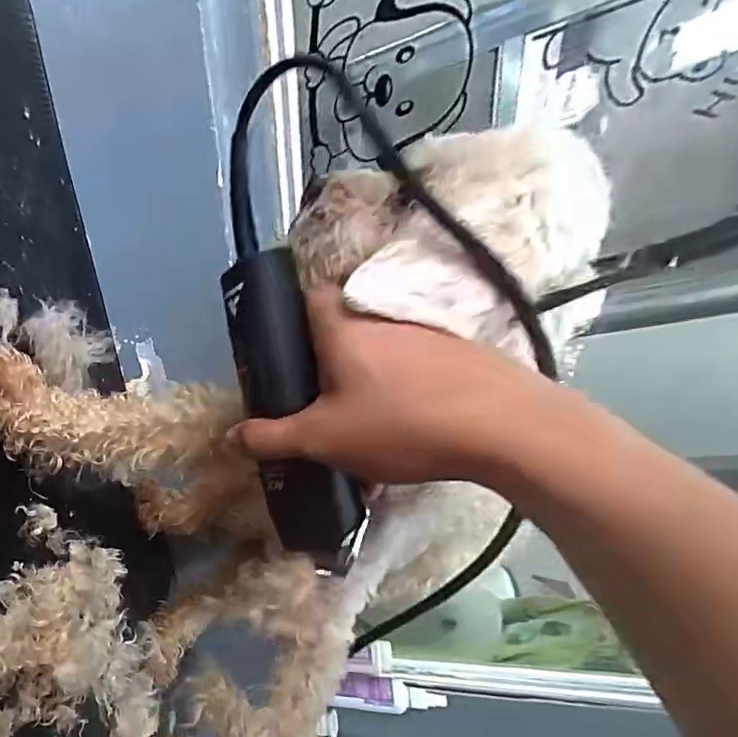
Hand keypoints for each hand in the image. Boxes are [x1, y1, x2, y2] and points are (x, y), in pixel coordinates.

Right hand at [230, 287, 593, 487]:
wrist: (502, 427)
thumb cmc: (398, 424)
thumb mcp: (322, 439)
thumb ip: (273, 437)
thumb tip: (234, 435)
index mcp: (344, 330)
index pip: (311, 297)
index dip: (294, 317)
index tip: (287, 354)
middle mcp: (384, 321)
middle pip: (345, 332)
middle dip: (329, 366)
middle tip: (320, 407)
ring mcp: (428, 335)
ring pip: (383, 357)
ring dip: (369, 387)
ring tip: (367, 436)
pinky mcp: (462, 355)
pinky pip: (417, 374)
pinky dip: (405, 398)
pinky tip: (409, 439)